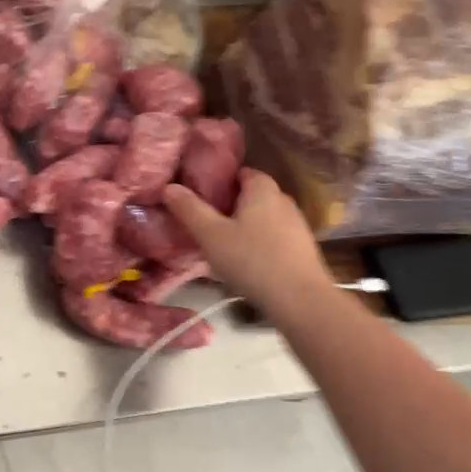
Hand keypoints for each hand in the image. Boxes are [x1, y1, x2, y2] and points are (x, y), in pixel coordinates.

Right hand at [163, 168, 334, 314]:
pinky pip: (273, 234)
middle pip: (253, 194)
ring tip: (220, 239)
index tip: (200, 193)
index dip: (221, 179)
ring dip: (244, 223)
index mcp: (263, 190)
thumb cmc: (251, 259)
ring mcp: (296, 224)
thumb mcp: (210, 234)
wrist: (299, 299)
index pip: (243, 172)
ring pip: (263, 216)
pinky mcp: (301, 247)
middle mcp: (283, 201)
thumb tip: (170, 187)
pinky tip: (243, 258)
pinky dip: (257, 239)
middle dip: (230, 202)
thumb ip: (189, 209)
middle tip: (204, 217)